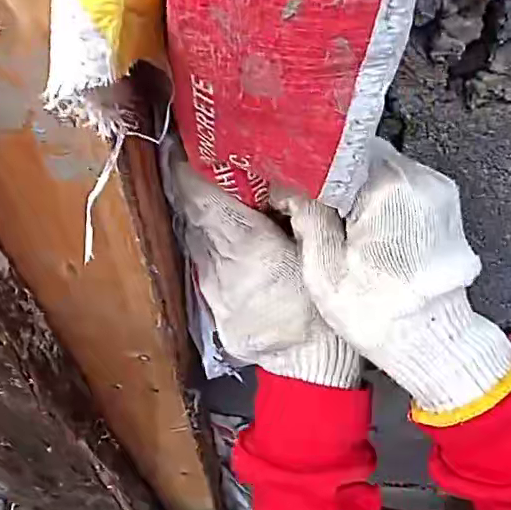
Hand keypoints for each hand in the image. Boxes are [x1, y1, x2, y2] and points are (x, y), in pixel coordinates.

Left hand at [168, 155, 361, 388]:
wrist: (309, 368)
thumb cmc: (323, 310)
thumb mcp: (325, 251)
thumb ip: (306, 208)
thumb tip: (286, 179)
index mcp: (243, 245)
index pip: (200, 195)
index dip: (187, 164)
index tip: (185, 140)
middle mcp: (216, 263)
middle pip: (192, 211)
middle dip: (193, 180)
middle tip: (201, 152)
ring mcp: (209, 287)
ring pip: (194, 235)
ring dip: (200, 210)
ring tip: (213, 186)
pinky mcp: (211, 304)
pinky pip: (202, 259)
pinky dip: (208, 239)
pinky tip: (223, 233)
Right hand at [277, 139, 510, 419]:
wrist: (430, 338)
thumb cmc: (380, 313)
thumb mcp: (324, 269)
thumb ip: (306, 217)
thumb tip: (289, 188)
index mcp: (387, 189)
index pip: (335, 155)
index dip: (308, 170)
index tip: (290, 186)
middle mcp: (418, 181)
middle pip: (360, 156)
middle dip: (332, 177)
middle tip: (310, 205)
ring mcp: (436, 191)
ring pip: (380, 168)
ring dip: (356, 187)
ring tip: (339, 220)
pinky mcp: (442, 203)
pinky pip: (401, 184)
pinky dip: (379, 197)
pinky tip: (365, 225)